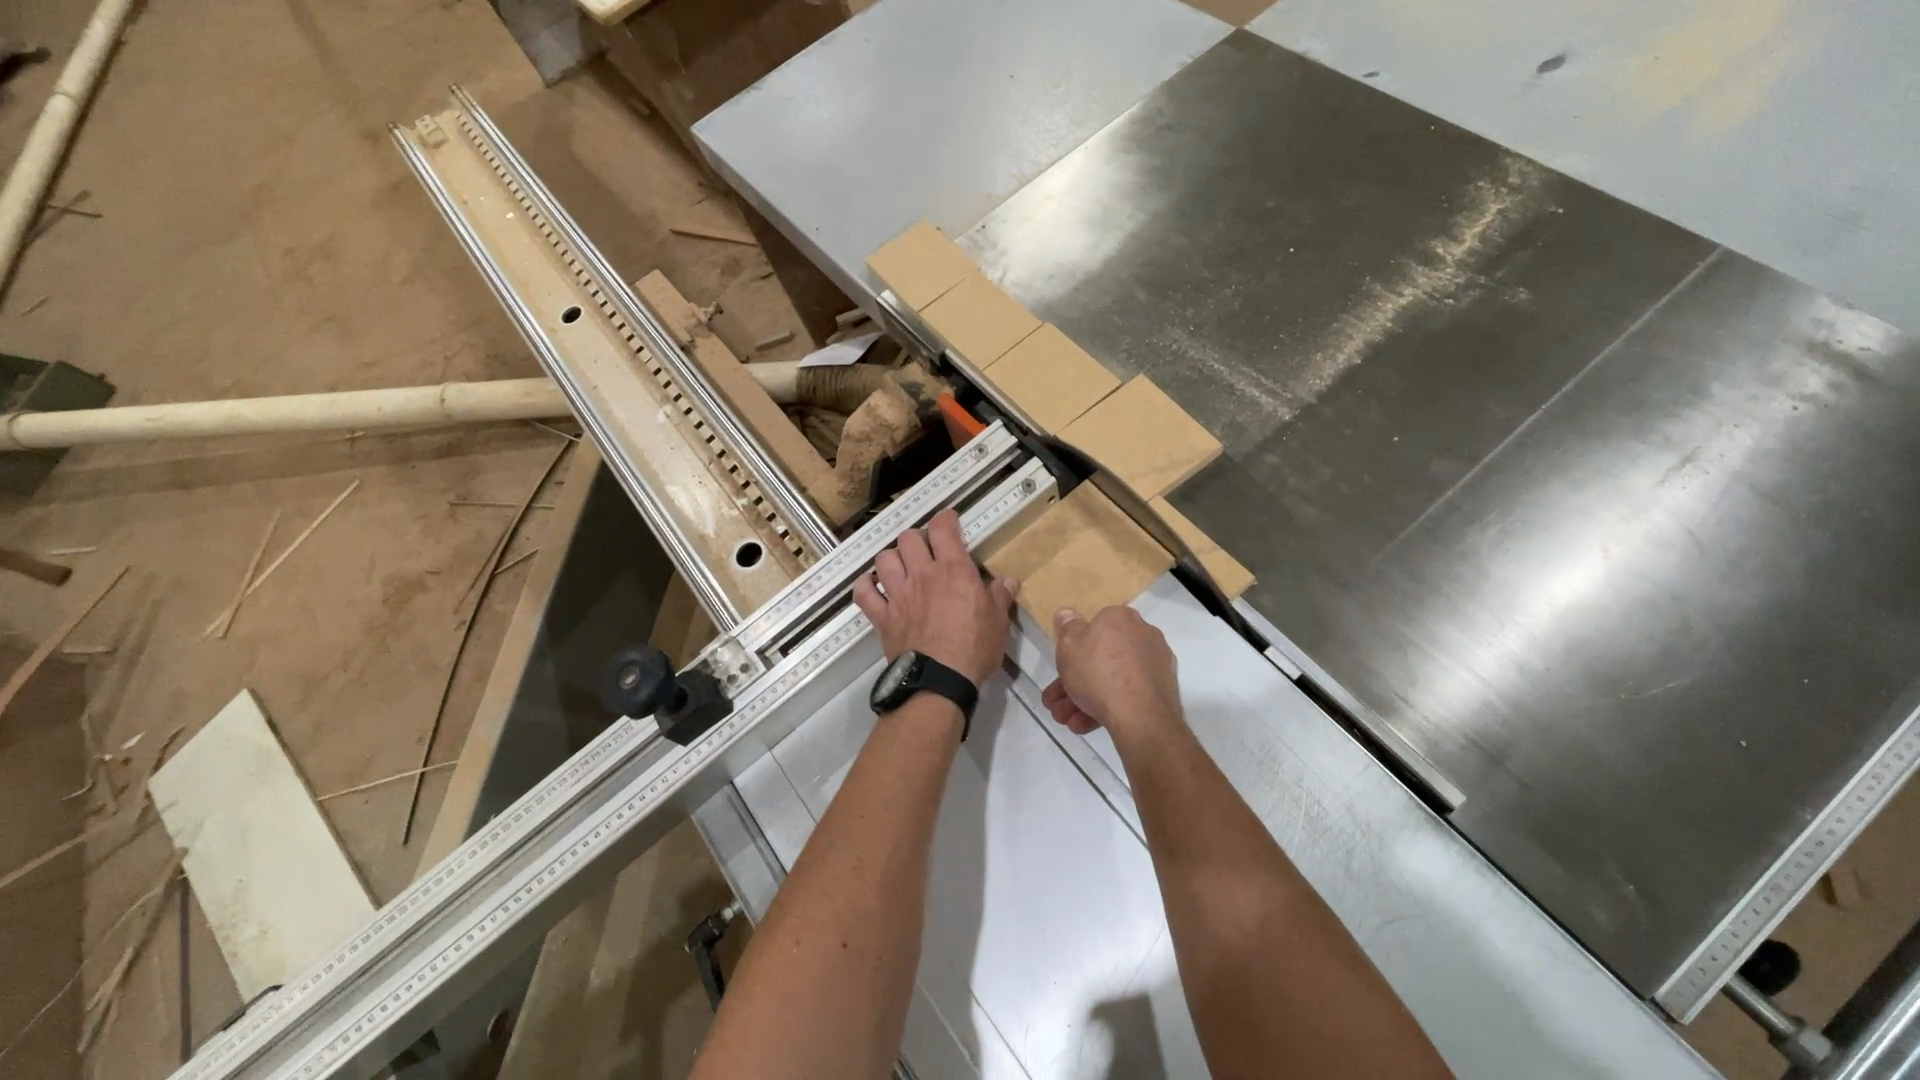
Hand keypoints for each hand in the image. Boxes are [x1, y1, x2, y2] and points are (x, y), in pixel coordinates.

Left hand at [852, 508, 1018, 684]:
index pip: (943, 529)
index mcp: (953, 570)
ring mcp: (898, 595)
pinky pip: (864, 592)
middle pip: (908, 538)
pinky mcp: (882, 617)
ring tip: (901, 567)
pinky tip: (873, 587)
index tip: (949, 520)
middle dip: (917, 538)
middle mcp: (921, 575)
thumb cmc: (974, 649)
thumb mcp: (998, 621)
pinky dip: (866, 586)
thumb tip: (1007, 581)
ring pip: (884, 559)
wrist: (939, 680)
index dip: (945, 519)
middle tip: (926, 550)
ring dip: (892, 558)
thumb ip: (1000, 596)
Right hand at [1041, 606, 1182, 743]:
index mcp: (1120, 618)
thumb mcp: (1069, 646)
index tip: (1060, 669)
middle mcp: (1142, 635)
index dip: (1072, 650)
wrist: (1140, 716)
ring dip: (1083, 700)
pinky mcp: (1161, 690)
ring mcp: (1154, 664)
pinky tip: (1084, 725)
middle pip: (1100, 658)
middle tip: (1056, 703)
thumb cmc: (1098, 673)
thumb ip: (1066, 627)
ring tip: (1066, 720)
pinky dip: (1105, 707)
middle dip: (1073, 684)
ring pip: (1111, 680)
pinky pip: (1127, 694)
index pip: (1094, 627)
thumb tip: (1068, 614)